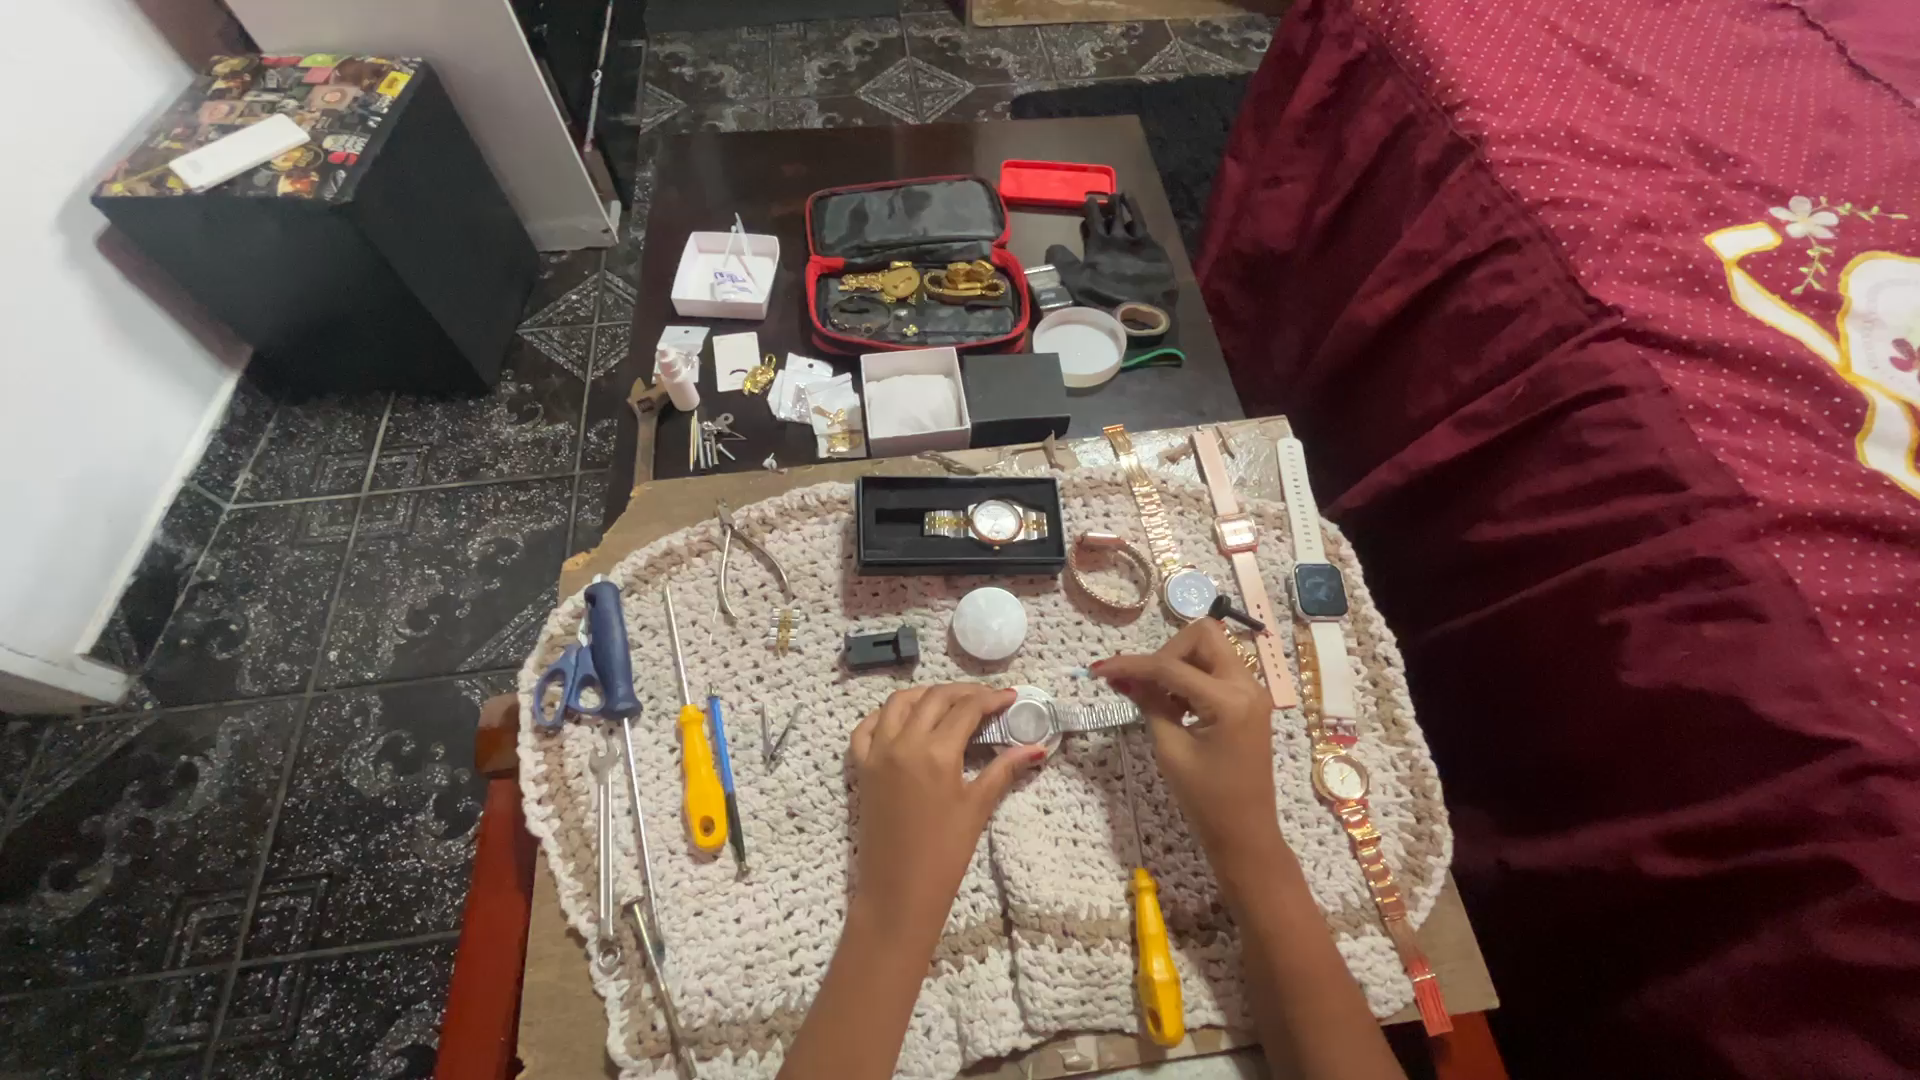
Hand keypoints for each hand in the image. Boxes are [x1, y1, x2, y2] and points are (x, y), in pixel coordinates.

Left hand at [848, 684, 1040, 943]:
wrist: (898, 891)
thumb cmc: (944, 853)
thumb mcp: (977, 806)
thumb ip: (1004, 769)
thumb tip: (1036, 747)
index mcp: (936, 752)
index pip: (966, 709)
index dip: (991, 698)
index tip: (1010, 697)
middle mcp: (903, 743)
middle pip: (935, 698)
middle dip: (963, 692)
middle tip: (986, 699)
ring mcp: (877, 752)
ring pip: (898, 703)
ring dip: (925, 695)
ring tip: (948, 703)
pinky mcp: (861, 767)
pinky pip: (866, 727)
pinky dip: (884, 715)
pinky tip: (902, 720)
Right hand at [1091, 620, 1288, 881]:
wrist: (1246, 834)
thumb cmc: (1207, 799)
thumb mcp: (1170, 749)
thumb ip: (1149, 703)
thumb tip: (1121, 676)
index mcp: (1229, 700)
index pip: (1171, 666)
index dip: (1132, 665)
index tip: (1100, 669)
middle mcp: (1248, 685)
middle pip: (1203, 635)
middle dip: (1166, 651)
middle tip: (1145, 684)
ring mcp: (1252, 691)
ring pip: (1210, 647)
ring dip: (1178, 662)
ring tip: (1157, 698)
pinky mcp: (1248, 700)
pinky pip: (1217, 668)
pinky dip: (1191, 675)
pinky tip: (1174, 704)